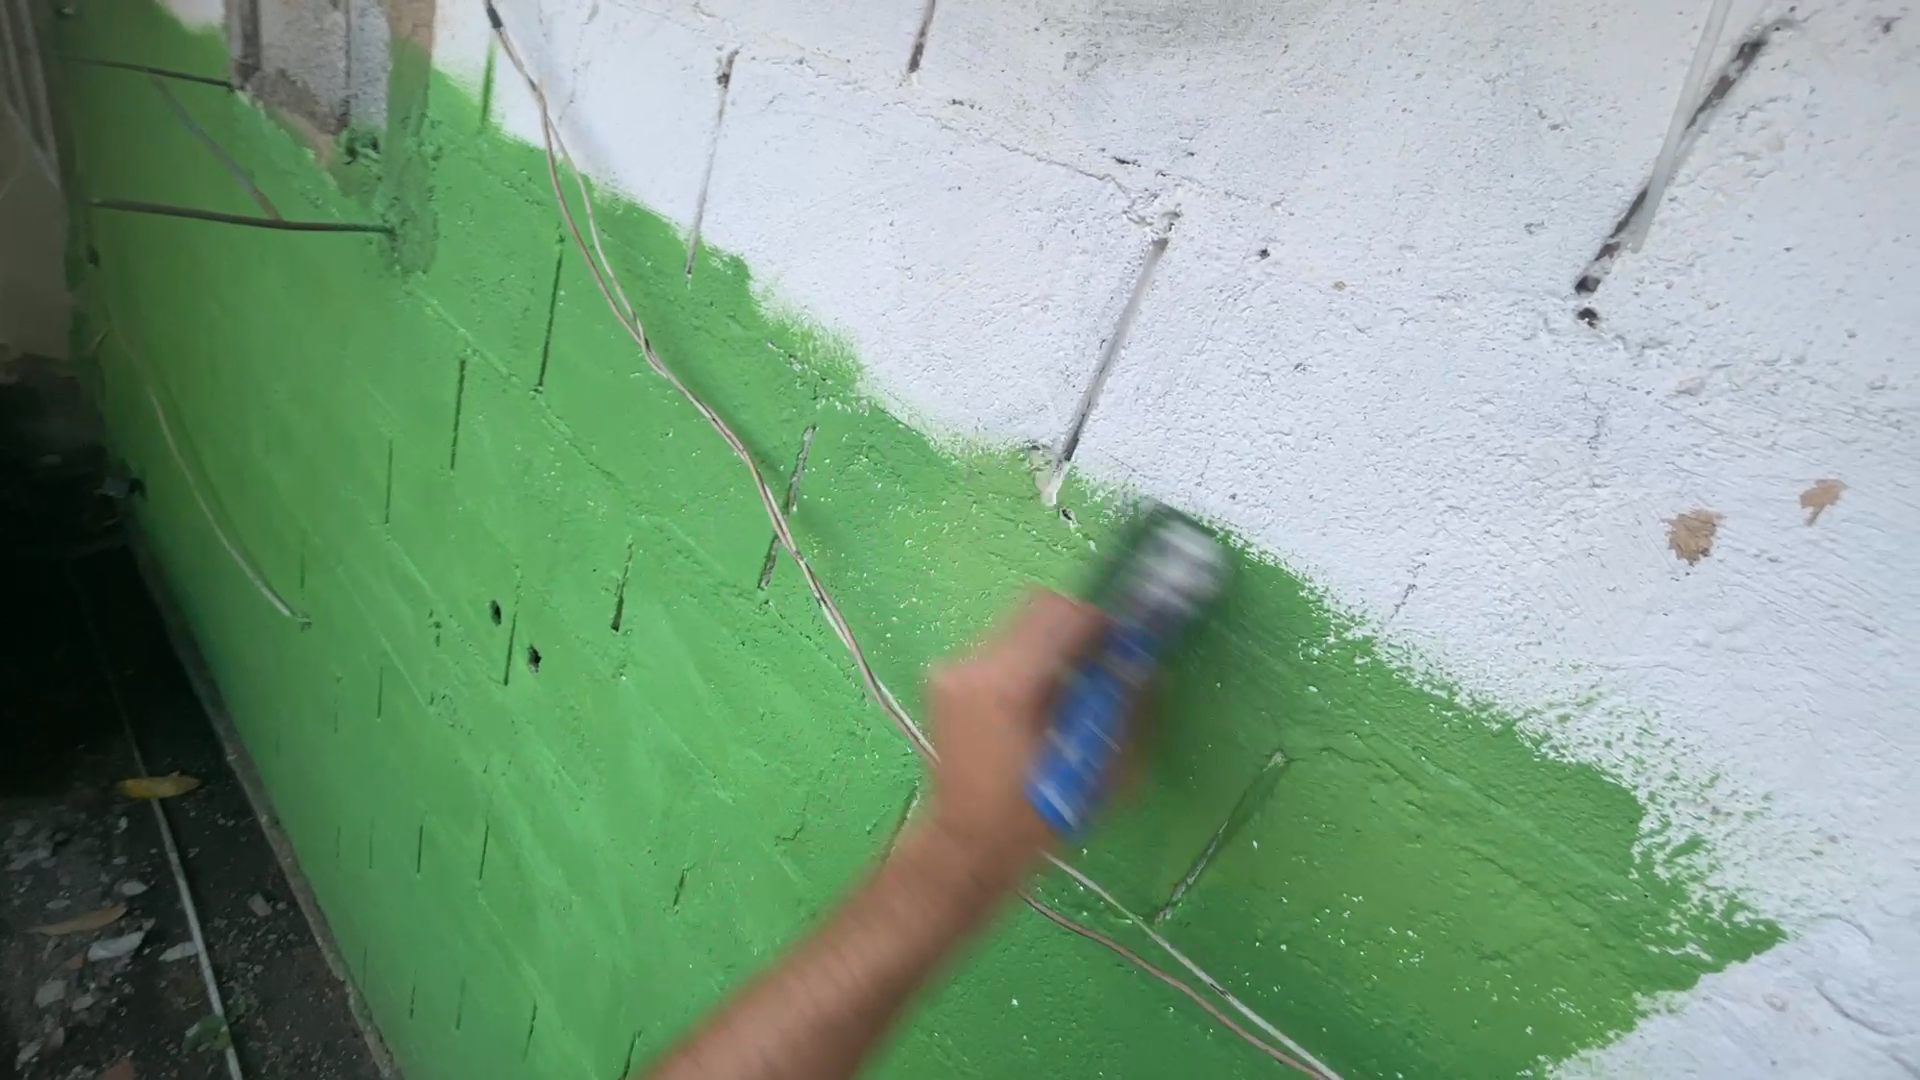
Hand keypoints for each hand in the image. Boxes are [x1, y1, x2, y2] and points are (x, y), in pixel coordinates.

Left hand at [919, 589, 1106, 891]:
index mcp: (1007, 685)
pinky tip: (1036, 699)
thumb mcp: (1094, 770)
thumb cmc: (1035, 816)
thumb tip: (1145, 664)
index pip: (1062, 615)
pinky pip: (999, 647)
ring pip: (1018, 624)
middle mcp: (974, 664)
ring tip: (1067, 685)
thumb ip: (1123, 708)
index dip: (1102, 620)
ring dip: (1051, 643)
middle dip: (1077, 625)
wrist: (966, 844)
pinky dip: (1027, 659)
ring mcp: (953, 668)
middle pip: (1038, 607)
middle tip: (1101, 659)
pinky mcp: (945, 677)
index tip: (1124, 641)